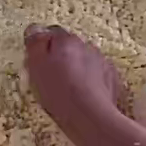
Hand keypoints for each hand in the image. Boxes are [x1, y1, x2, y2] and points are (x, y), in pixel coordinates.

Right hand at [25, 25, 130, 145]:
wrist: (90, 116)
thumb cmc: (58, 91)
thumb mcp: (36, 65)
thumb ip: (35, 43)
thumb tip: (34, 28)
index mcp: (65, 40)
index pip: (50, 32)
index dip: (42, 45)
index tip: (36, 60)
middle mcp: (85, 45)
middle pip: (68, 46)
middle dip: (59, 56)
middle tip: (49, 76)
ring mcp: (101, 61)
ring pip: (83, 59)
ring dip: (75, 67)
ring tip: (67, 87)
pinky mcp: (111, 77)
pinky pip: (95, 72)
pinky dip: (88, 79)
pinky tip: (82, 93)